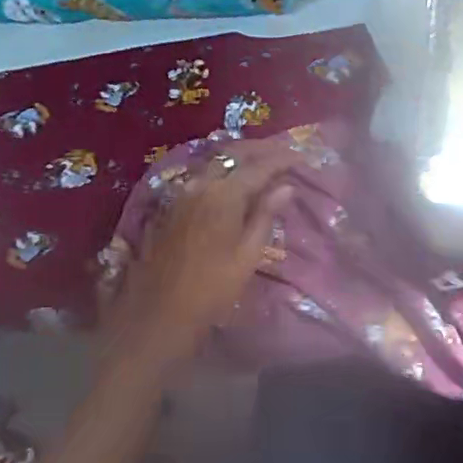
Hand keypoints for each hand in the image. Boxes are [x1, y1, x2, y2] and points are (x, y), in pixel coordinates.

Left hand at [104, 140, 299, 372]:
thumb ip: (266, 216)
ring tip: (261, 163)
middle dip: (260, 150)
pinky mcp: (170, 206)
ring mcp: (181, 193)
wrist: (160, 312)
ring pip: (214, 163)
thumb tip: (286, 187)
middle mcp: (200, 185)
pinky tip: (231, 182)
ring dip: (239, 158)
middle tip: (283, 152)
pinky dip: (221, 172)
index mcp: (224, 195)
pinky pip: (201, 177)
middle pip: (233, 155)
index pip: (259, 166)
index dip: (283, 159)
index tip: (303, 156)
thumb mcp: (247, 256)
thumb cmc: (212, 290)